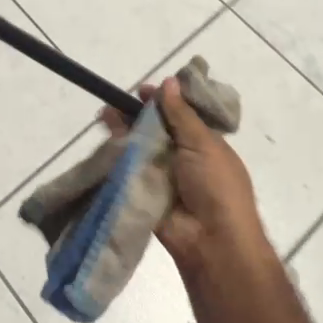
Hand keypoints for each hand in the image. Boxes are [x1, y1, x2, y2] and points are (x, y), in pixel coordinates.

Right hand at [102, 78, 266, 267]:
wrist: (211, 241)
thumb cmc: (217, 187)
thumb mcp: (203, 143)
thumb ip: (180, 113)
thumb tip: (169, 81)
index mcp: (205, 145)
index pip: (181, 115)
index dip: (163, 101)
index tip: (144, 91)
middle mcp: (183, 157)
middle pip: (157, 128)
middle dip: (138, 113)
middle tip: (118, 100)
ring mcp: (163, 174)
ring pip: (140, 145)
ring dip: (124, 129)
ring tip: (106, 114)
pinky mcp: (145, 190)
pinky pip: (129, 166)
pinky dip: (117, 152)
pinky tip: (105, 136)